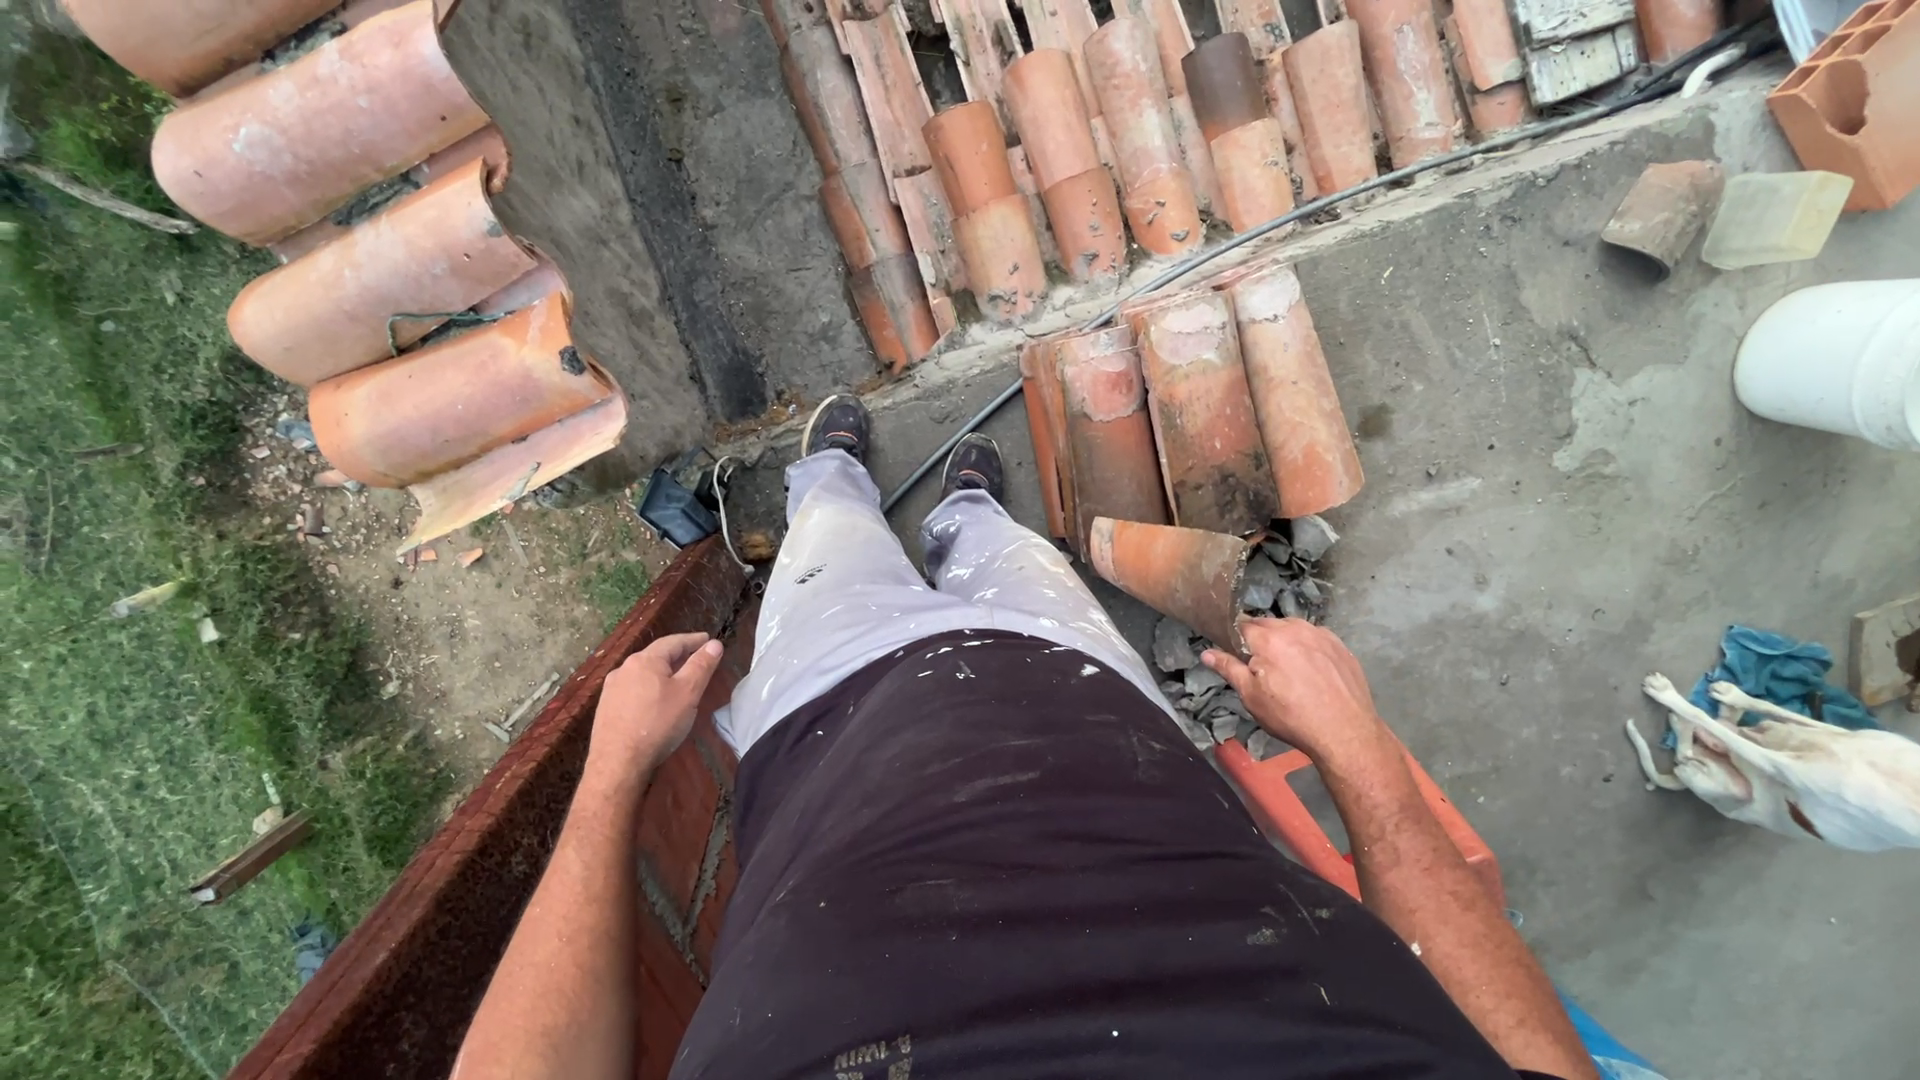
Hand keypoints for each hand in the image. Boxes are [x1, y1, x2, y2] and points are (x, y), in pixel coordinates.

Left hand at [581, 632, 724, 797]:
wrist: (618, 762)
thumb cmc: (659, 723)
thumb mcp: (688, 693)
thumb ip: (702, 665)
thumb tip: (714, 644)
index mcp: (645, 660)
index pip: (673, 642)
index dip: (693, 640)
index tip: (708, 640)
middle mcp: (624, 668)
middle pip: (656, 656)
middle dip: (677, 655)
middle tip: (695, 658)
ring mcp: (612, 689)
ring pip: (642, 673)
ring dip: (661, 672)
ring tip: (676, 680)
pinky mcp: (606, 708)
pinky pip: (632, 689)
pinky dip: (648, 687)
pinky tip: (654, 701)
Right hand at [1202, 618, 1394, 769]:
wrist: (1345, 732)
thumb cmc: (1291, 716)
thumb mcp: (1251, 696)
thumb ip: (1228, 669)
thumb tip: (1206, 653)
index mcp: (1267, 638)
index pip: (1241, 625)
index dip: (1235, 638)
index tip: (1236, 654)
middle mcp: (1294, 628)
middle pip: (1267, 624)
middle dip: (1260, 639)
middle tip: (1262, 667)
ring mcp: (1320, 634)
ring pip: (1292, 629)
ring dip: (1284, 641)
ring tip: (1288, 669)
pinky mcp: (1340, 645)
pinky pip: (1314, 638)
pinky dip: (1307, 647)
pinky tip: (1311, 670)